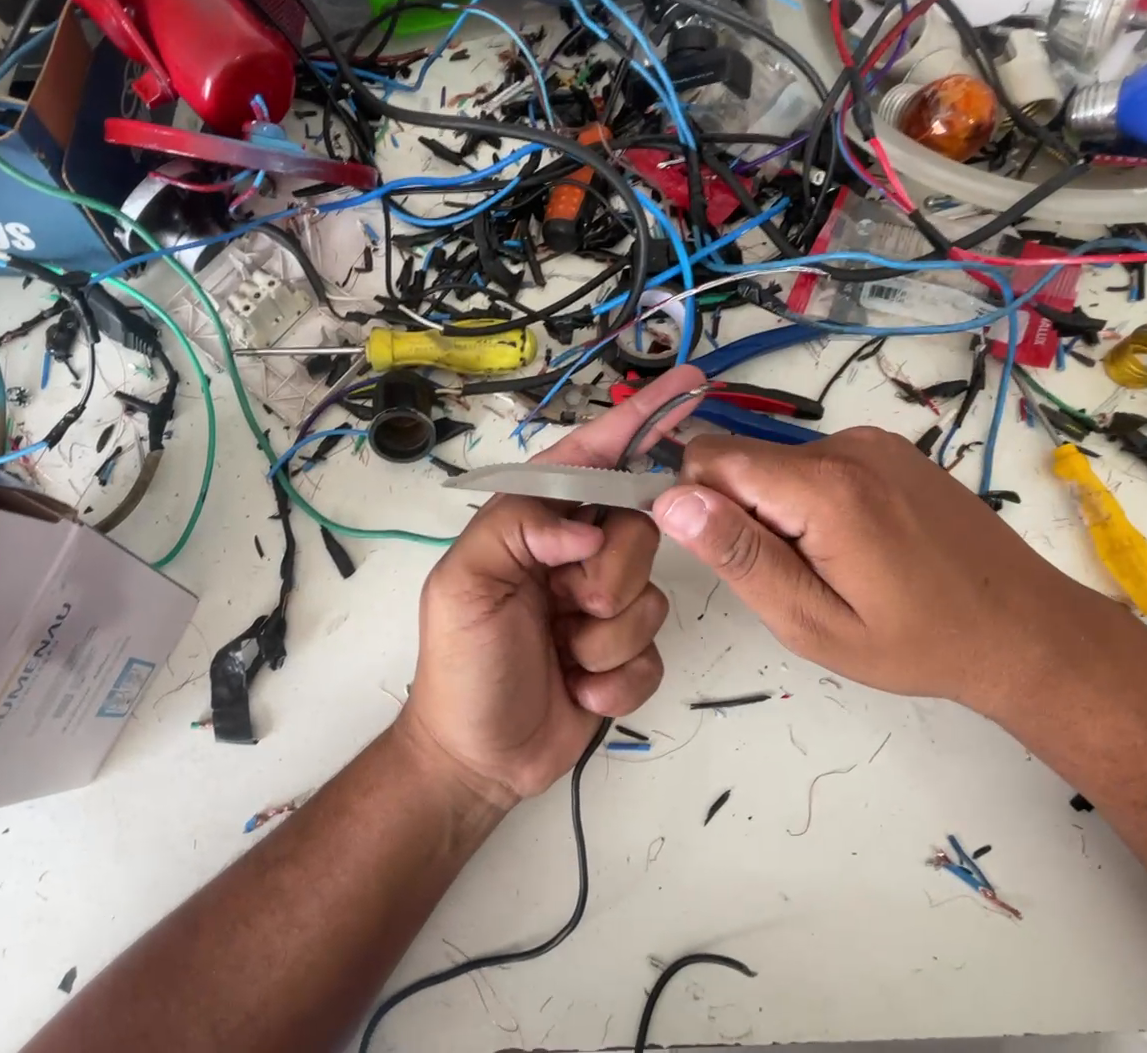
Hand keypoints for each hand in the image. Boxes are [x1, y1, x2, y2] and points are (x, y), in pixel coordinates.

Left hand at [398, 366, 707, 808]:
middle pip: (636, 530)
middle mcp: (572, 558)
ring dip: (605, 640)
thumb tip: (588, 525)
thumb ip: (516, 530)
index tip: (685, 389)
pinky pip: (654, 653)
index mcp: (531, 529)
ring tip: (562, 660)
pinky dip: (616, 679)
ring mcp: (601, 608)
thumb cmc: (460, 666)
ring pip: (650, 596)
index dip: (634, 424)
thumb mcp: (463, 585)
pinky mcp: (624, 657)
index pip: (587, 463)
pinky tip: (577, 690)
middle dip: (609, 576)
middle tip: (569, 609)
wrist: (478, 757)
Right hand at [649, 428, 1131, 706]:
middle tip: (791, 575)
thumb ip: (738, 555)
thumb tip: (670, 500)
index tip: (736, 559)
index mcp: (823, 487)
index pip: (707, 459)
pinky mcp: (890, 449)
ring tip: (829, 565)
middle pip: (741, 460)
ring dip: (778, 511)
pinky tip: (854, 546)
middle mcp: (846, 445)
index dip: (699, 508)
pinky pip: (813, 464)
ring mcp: (873, 442)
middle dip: (740, 514)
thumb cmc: (914, 641)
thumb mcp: (810, 620)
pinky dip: (810, 502)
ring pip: (774, 464)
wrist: (1025, 629)